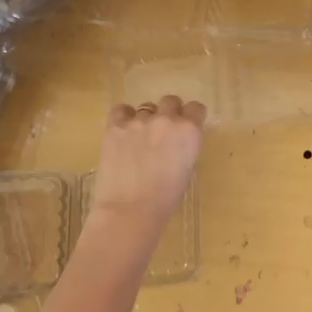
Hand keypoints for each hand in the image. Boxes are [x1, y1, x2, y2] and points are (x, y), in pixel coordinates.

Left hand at [85, 95, 205, 254]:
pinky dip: (124, 118)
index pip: (196, 108)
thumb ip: (184, 146)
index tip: (186, 127)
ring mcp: (139, 121)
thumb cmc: (166, 198)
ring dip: (146, 119)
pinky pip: (121, 110)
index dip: (191, 117)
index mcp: (190, 131)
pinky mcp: (115, 126)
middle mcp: (167, 119)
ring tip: (139, 138)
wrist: (131, 210)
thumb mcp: (186, 168)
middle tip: (162, 133)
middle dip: (169, 113)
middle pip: (171, 101)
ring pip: (146, 107)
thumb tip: (175, 141)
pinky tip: (123, 132)